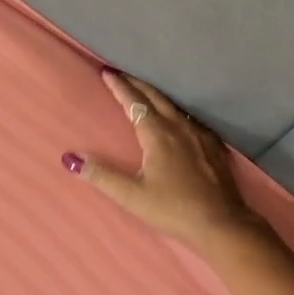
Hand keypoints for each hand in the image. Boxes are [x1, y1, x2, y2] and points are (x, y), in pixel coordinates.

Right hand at [63, 70, 259, 249]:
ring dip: (156, 94)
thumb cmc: (174, 209)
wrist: (222, 223)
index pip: (134, 103)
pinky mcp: (213, 146)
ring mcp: (200, 135)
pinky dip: (176, 110)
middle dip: (137, 83)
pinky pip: (190, 118)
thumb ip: (102, 176)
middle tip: (122, 73)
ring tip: (145, 90)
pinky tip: (178, 118)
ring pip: (174, 105)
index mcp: (158, 134)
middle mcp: (179, 127)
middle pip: (155, 97)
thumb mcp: (132, 196)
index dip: (119, 87)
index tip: (107, 72)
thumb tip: (70, 158)